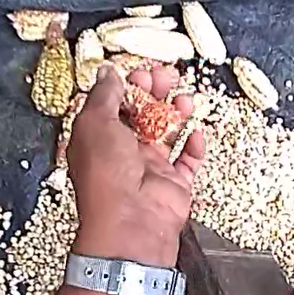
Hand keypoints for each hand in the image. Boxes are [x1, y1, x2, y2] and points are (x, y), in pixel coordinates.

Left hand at [67, 64, 202, 267]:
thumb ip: (104, 95)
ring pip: (168, 134)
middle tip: (169, 78)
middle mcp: (124, 153)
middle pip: (145, 116)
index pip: (116, 105)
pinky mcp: (175, 184)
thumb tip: (108, 73)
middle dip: (158, 94)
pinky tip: (198, 132)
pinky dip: (195, 146)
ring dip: (178, 114)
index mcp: (100, 138)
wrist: (132, 221)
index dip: (131, 86)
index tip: (144, 73)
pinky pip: (189, 161)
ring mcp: (151, 169)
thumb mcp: (95, 122)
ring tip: (187, 100)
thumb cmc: (107, 174)